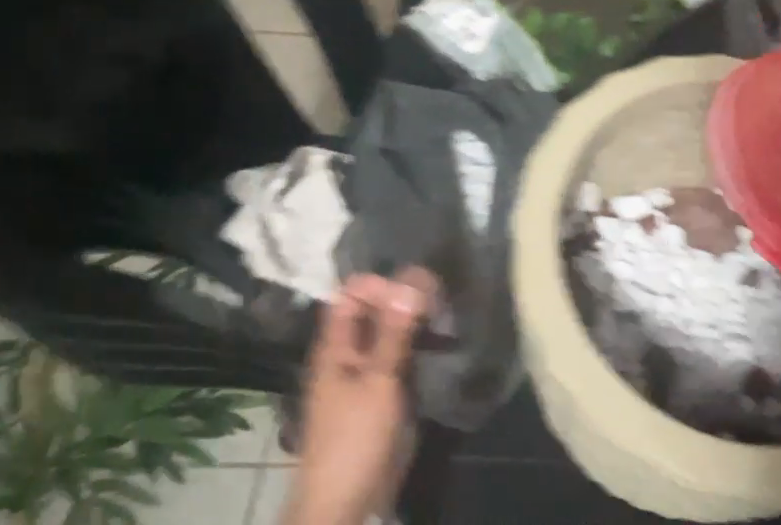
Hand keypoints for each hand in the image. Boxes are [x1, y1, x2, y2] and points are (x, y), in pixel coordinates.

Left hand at [286, 269, 433, 524]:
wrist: (343, 502)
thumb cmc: (354, 438)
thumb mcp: (378, 381)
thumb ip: (394, 332)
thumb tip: (409, 279)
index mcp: (335, 347)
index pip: (352, 295)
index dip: (381, 284)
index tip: (417, 286)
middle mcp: (347, 356)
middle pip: (372, 313)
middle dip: (403, 301)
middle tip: (440, 297)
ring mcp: (363, 378)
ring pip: (388, 337)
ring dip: (413, 325)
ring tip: (446, 316)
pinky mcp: (381, 398)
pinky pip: (398, 361)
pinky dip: (417, 350)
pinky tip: (441, 346)